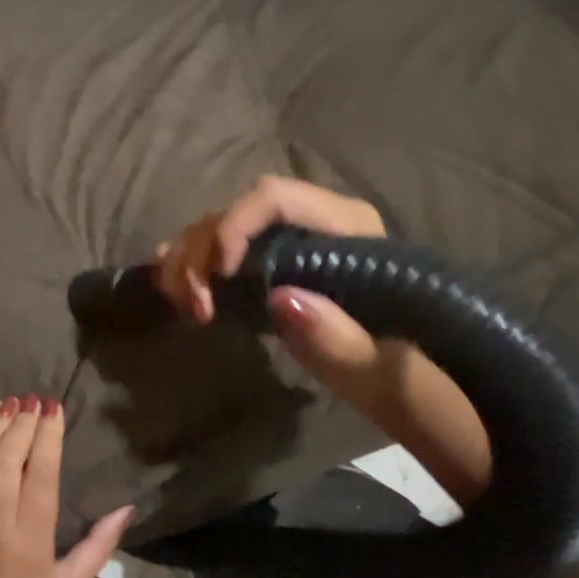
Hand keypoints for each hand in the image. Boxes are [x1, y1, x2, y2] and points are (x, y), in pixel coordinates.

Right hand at [153, 175, 404, 408]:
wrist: (404, 379)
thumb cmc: (395, 369)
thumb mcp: (374, 364)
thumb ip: (337, 336)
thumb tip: (281, 298)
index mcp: (346, 226)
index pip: (274, 198)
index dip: (234, 226)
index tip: (217, 275)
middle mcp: (308, 220)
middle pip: (234, 210)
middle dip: (201, 253)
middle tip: (196, 308)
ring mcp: (281, 238)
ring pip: (213, 226)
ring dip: (186, 262)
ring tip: (187, 307)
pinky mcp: (263, 259)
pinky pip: (211, 246)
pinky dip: (185, 264)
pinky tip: (173, 288)